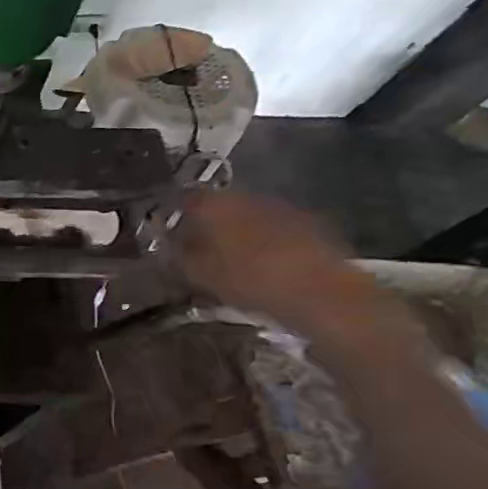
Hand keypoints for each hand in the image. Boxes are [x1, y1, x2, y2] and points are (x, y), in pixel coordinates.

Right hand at [173, 191, 386, 336]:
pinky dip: (264, 239)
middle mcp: (247, 195)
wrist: (323, 293)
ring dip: (237, 231)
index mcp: (215, 205)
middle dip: (207, 224)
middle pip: (218, 205)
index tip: (168, 236)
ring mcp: (280, 206)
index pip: (184, 199)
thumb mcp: (203, 276)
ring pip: (247, 214)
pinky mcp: (308, 221)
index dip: (173, 216)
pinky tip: (265, 263)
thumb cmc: (252, 282)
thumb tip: (165, 248)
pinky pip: (274, 226)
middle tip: (198, 250)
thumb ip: (179, 258)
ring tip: (232, 259)